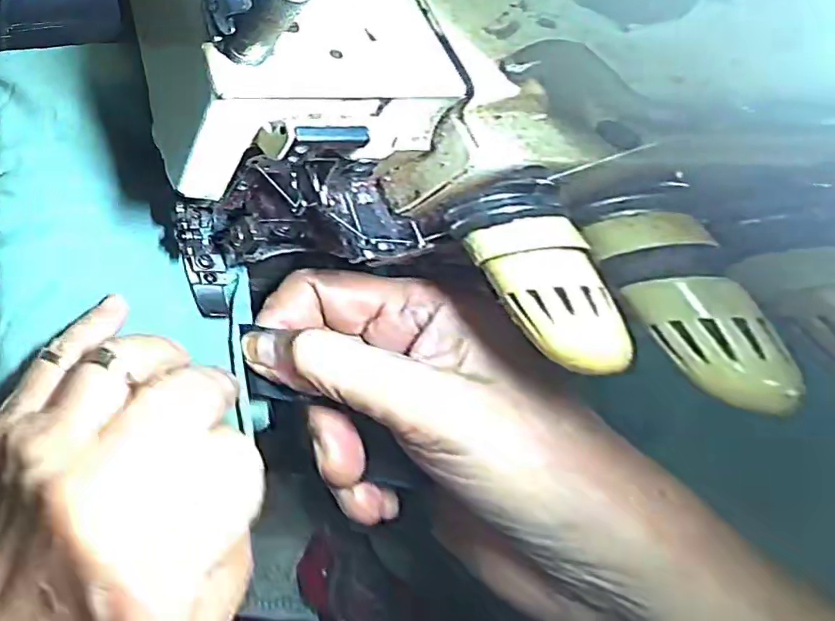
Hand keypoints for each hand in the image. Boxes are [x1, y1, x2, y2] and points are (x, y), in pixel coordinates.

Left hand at [0, 295, 263, 620]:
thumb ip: (223, 550)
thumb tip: (230, 466)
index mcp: (142, 559)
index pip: (225, 463)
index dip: (239, 454)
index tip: (232, 455)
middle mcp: (87, 486)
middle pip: (173, 399)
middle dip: (208, 387)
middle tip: (216, 392)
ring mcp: (39, 442)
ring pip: (114, 363)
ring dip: (156, 352)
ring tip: (176, 363)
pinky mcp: (7, 420)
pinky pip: (53, 354)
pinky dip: (88, 325)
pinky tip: (116, 308)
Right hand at [245, 269, 833, 620]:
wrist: (617, 584)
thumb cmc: (553, 477)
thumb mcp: (437, 408)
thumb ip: (338, 366)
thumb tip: (259, 345)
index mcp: (421, 312)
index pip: (316, 293)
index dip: (284, 325)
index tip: (266, 366)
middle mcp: (401, 348)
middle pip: (308, 351)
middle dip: (313, 405)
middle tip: (335, 445)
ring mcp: (397, 398)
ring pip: (317, 403)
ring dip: (328, 448)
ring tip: (360, 481)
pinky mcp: (394, 445)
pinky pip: (336, 445)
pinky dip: (346, 477)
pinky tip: (376, 501)